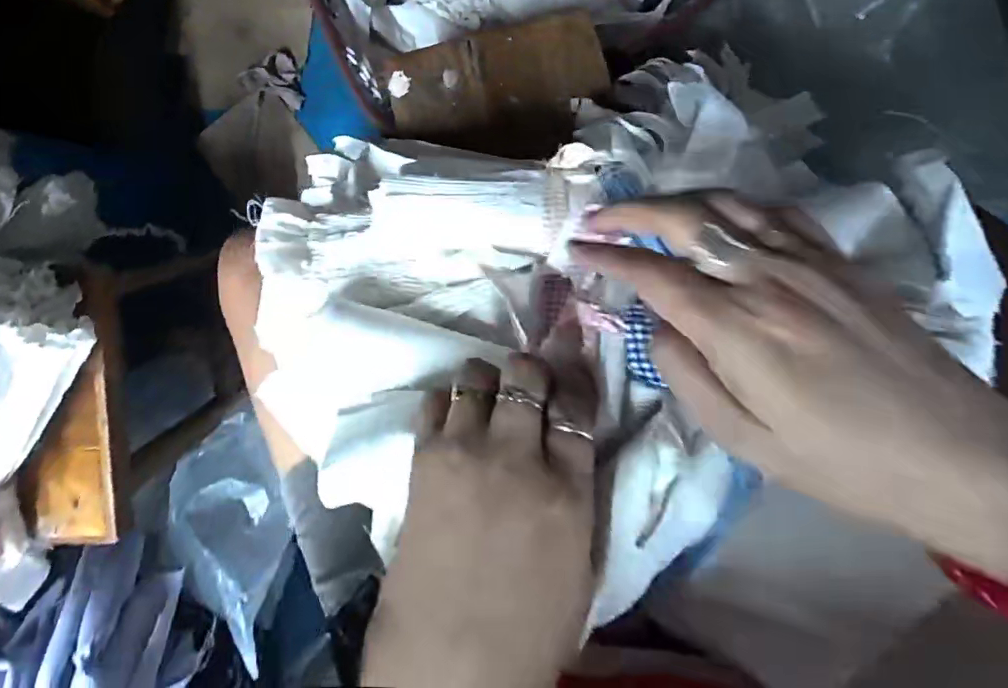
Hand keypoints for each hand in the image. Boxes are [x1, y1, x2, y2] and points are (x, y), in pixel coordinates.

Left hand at [361, 353, 598, 687]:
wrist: (450, 662)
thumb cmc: (531, 625)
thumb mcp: (583, 563)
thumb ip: (581, 491)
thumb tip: (572, 438)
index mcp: (569, 489)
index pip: (578, 403)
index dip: (577, 369)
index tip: (573, 351)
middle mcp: (520, 457)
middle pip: (527, 374)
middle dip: (532, 365)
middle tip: (528, 377)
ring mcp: (467, 453)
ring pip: (478, 375)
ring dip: (488, 378)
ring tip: (487, 398)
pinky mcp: (425, 460)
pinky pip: (436, 400)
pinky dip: (448, 400)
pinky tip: (453, 417)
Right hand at [570, 194, 1007, 590]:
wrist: (959, 454)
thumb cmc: (843, 462)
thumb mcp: (747, 442)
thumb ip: (687, 375)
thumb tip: (657, 325)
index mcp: (737, 328)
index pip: (653, 273)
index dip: (609, 256)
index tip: (578, 249)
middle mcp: (764, 277)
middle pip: (683, 220)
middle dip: (630, 212)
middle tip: (598, 216)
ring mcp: (804, 260)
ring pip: (725, 204)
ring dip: (676, 199)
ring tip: (647, 210)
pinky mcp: (837, 258)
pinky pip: (775, 210)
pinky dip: (735, 202)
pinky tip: (722, 212)